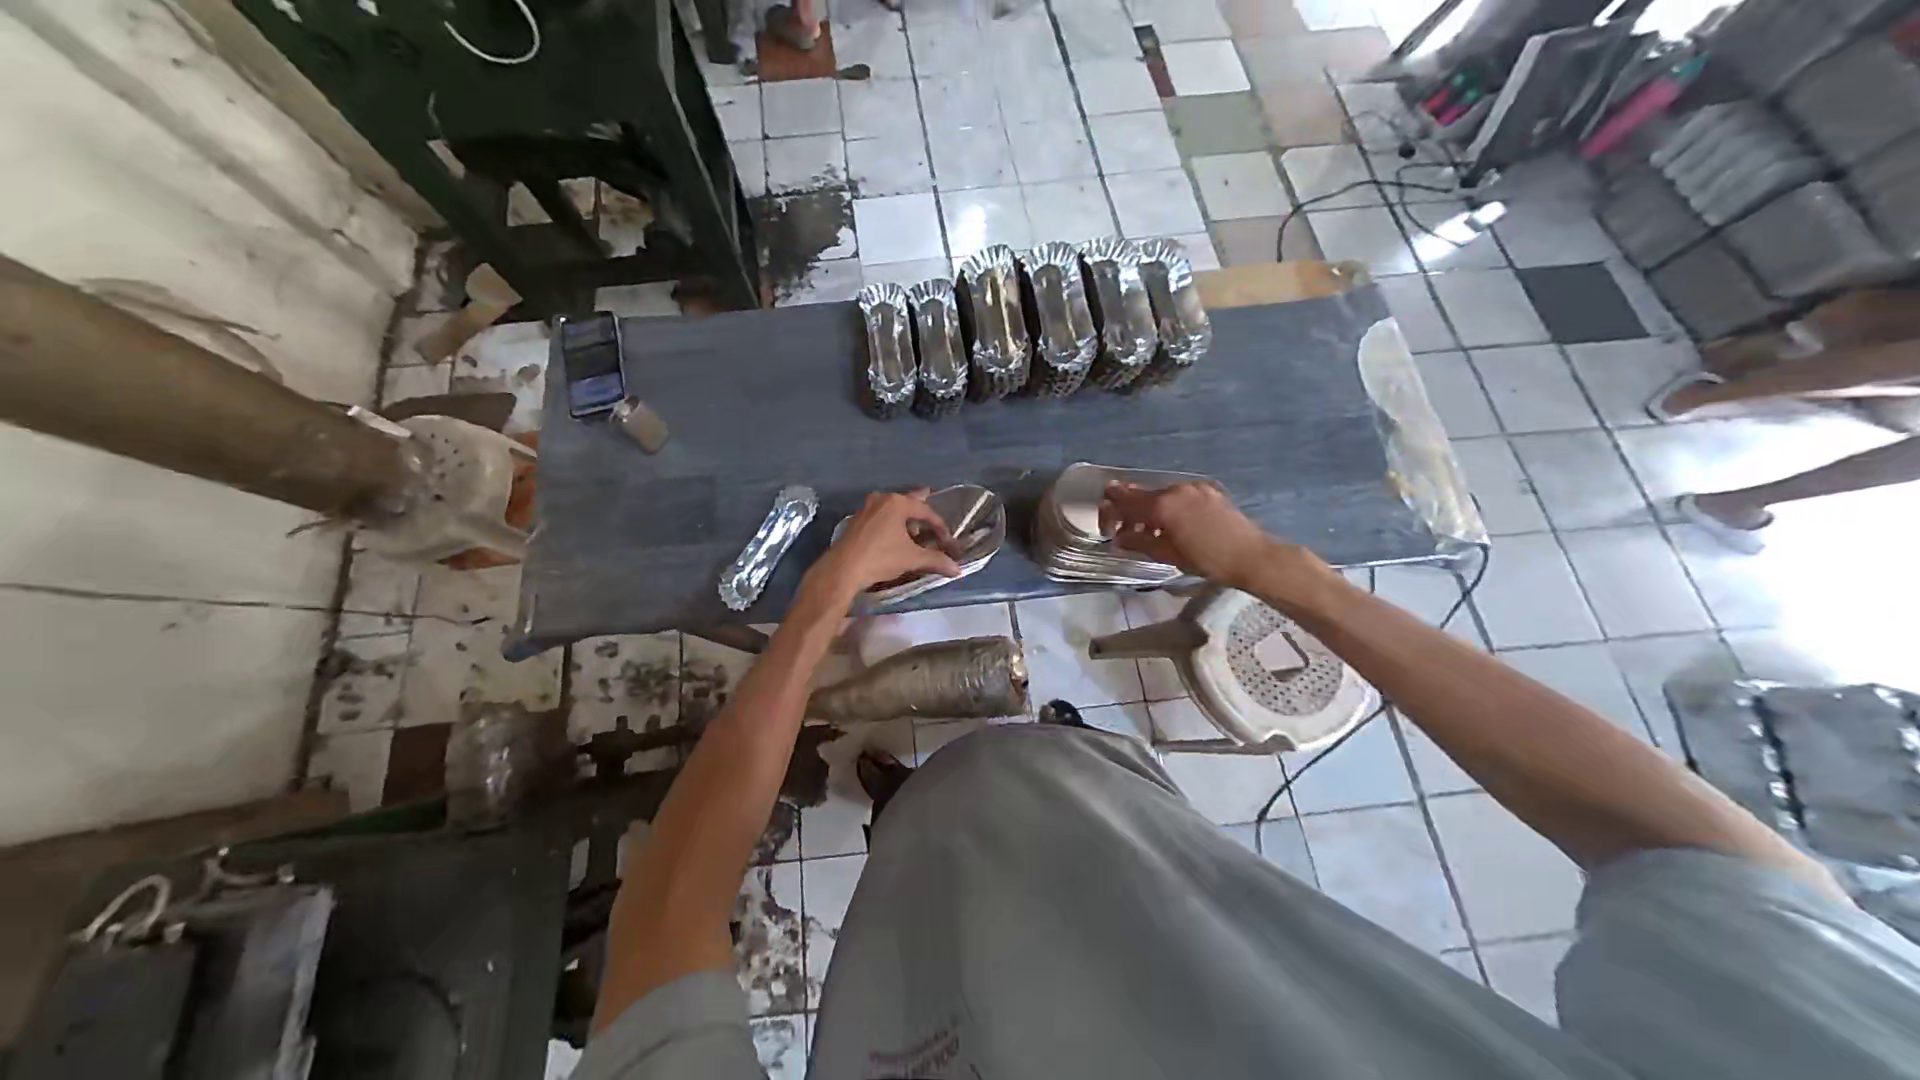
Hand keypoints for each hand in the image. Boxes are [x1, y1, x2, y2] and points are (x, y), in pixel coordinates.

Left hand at [806, 489, 961, 602]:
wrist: (843, 569)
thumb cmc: (880, 558)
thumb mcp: (912, 559)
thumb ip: (936, 560)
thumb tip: (957, 569)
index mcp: (897, 503)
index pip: (927, 512)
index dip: (941, 527)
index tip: (949, 543)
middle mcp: (881, 500)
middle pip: (908, 501)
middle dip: (921, 507)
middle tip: (932, 501)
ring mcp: (866, 509)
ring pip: (892, 508)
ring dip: (905, 516)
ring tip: (915, 525)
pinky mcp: (856, 521)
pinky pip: (881, 516)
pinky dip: (891, 522)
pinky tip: (894, 534)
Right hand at [1098, 481, 1324, 591]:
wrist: (1252, 557)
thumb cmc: (1207, 560)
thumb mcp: (1168, 555)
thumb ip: (1140, 542)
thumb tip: (1119, 538)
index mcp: (1163, 504)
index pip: (1125, 499)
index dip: (1110, 510)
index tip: (1106, 525)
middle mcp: (1177, 490)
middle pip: (1143, 495)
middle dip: (1129, 511)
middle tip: (1124, 531)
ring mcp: (1195, 489)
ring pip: (1161, 496)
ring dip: (1150, 511)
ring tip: (1150, 533)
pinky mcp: (1209, 493)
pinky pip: (1179, 497)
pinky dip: (1169, 508)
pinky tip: (1172, 526)